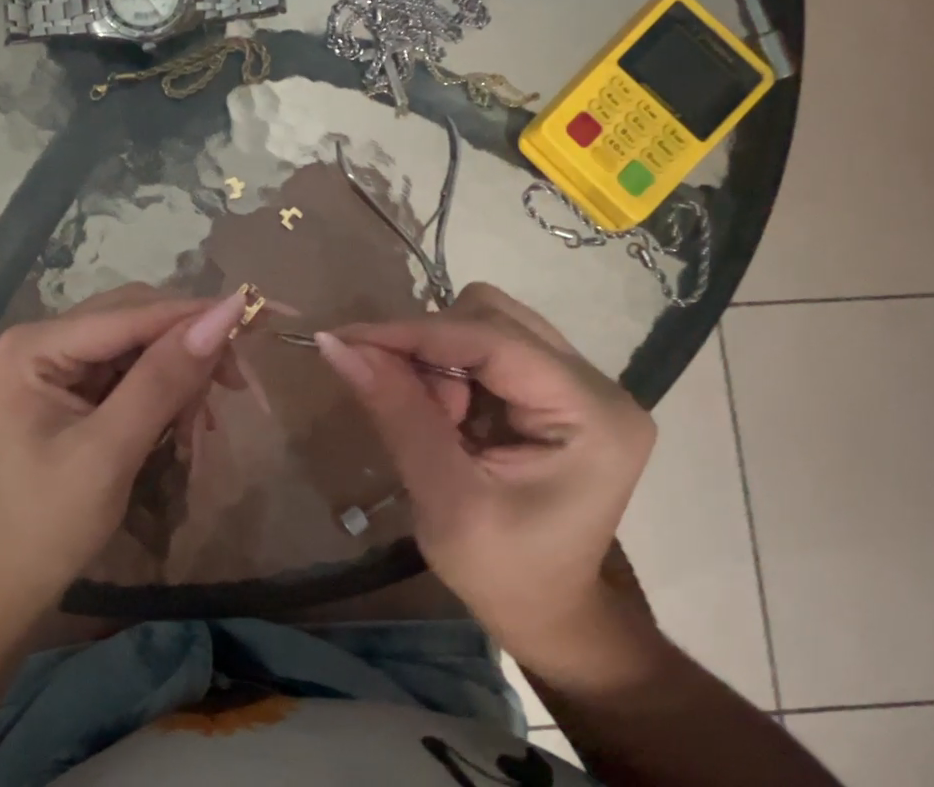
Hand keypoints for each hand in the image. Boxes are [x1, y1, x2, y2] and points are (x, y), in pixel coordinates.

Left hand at [0, 286, 246, 608]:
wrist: (20, 571)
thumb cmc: (53, 519)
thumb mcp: (110, 451)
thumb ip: (163, 382)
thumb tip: (223, 316)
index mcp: (34, 346)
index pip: (126, 314)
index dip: (192, 314)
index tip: (256, 315)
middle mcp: (45, 338)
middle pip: (137, 317)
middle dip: (189, 346)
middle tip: (238, 384)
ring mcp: (62, 359)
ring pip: (144, 340)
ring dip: (184, 371)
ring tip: (203, 422)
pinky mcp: (81, 383)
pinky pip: (139, 366)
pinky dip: (170, 389)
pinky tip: (189, 421)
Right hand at [313, 283, 655, 664]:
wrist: (547, 614)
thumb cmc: (502, 571)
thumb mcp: (444, 497)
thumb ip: (398, 413)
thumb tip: (336, 345)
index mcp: (592, 416)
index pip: (494, 340)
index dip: (415, 332)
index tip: (344, 338)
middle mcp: (597, 386)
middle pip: (495, 318)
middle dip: (432, 348)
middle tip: (401, 402)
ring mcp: (579, 387)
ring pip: (488, 325)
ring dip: (438, 357)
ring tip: (428, 416)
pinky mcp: (555, 393)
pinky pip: (488, 350)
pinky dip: (449, 370)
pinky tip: (443, 414)